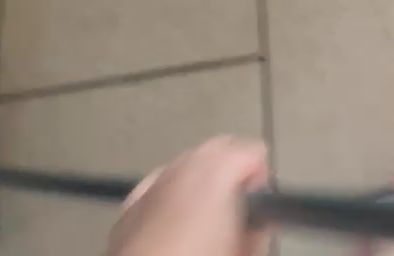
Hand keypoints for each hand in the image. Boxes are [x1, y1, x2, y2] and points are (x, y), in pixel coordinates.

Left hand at [106, 137, 269, 255]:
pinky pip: (160, 187)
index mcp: (220, 166)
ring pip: (188, 164)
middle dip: (233, 170)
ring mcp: (156, 180)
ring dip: (201, 180)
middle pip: (221, 147)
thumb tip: (259, 224)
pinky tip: (172, 223)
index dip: (261, 179)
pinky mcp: (131, 205)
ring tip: (204, 218)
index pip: (256, 152)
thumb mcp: (245, 248)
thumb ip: (259, 228)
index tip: (259, 208)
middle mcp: (188, 162)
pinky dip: (171, 196)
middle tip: (237, 209)